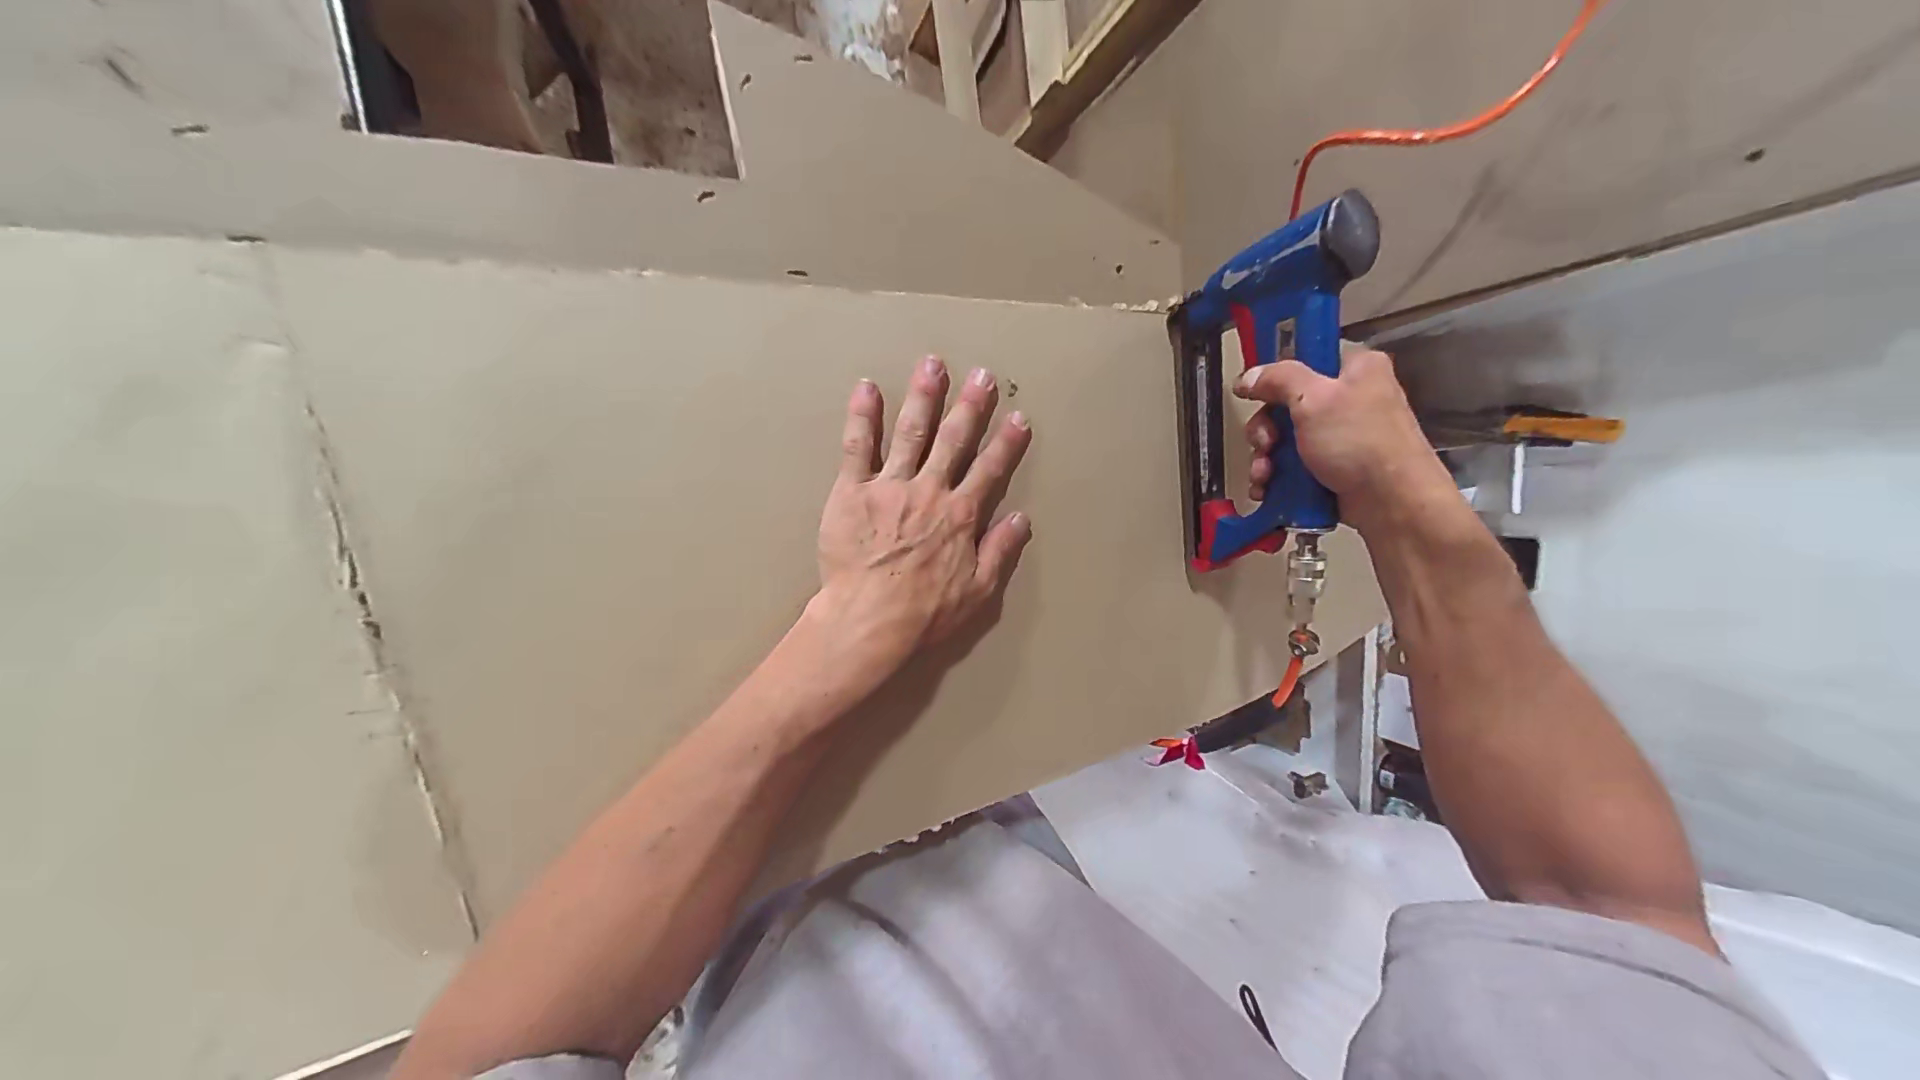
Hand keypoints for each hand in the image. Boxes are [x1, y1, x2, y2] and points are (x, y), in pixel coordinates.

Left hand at [809, 356, 1032, 678]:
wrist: (870, 618)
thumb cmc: (925, 611)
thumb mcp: (978, 590)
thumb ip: (1000, 550)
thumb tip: (1021, 519)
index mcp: (960, 514)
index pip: (989, 470)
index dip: (1006, 443)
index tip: (1018, 417)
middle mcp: (929, 491)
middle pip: (953, 440)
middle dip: (969, 406)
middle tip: (981, 376)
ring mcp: (889, 487)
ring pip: (910, 433)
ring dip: (923, 397)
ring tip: (932, 365)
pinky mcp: (851, 491)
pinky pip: (856, 447)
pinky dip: (862, 416)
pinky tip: (867, 388)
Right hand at [1236, 347, 1450, 520]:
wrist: (1391, 502)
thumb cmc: (1360, 443)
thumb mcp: (1314, 399)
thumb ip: (1278, 379)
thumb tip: (1248, 377)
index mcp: (1354, 370)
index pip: (1303, 361)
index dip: (1274, 379)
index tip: (1254, 395)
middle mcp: (1347, 399)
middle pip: (1284, 406)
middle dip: (1264, 431)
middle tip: (1265, 444)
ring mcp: (1338, 437)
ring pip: (1283, 440)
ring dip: (1265, 459)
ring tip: (1265, 475)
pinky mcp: (1330, 468)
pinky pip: (1291, 467)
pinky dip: (1275, 478)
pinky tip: (1268, 489)